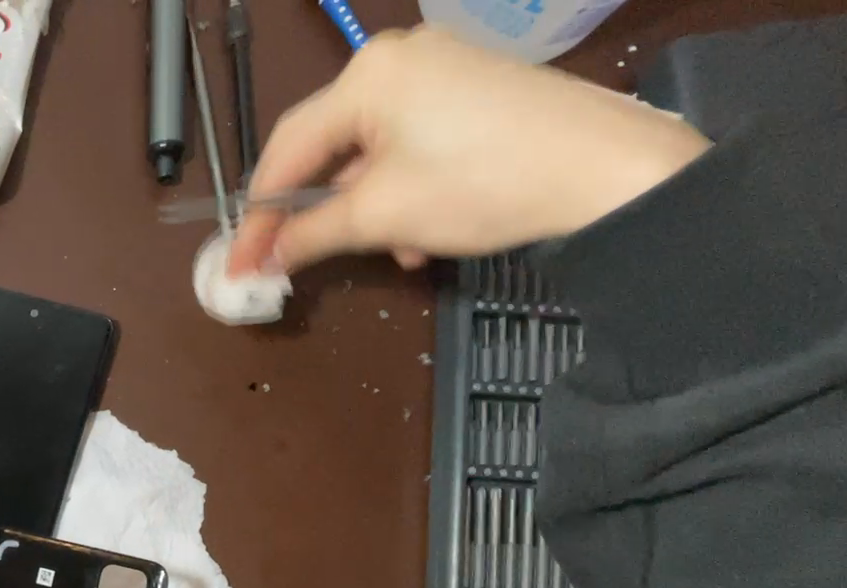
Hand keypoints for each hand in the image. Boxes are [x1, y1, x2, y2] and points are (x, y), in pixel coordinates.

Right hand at [229, 26, 710, 275]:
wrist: (608, 172)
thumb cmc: (481, 185)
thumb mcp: (378, 217)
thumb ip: (306, 236)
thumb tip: (260, 261)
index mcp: (365, 79)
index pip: (284, 154)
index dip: (255, 218)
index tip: (238, 265)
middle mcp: (394, 61)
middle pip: (321, 148)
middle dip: (303, 210)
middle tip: (281, 258)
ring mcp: (435, 70)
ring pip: (362, 151)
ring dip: (353, 207)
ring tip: (367, 248)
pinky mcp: (466, 89)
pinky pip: (401, 143)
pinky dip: (392, 189)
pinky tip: (408, 228)